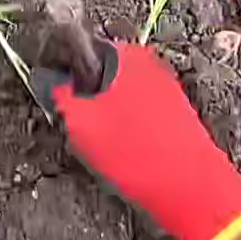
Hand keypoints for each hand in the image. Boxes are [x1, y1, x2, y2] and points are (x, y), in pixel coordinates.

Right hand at [32, 41, 240, 239]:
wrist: (192, 188)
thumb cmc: (138, 154)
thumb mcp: (81, 125)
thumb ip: (60, 96)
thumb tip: (48, 81)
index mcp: (124, 55)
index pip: (78, 51)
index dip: (61, 75)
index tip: (54, 97)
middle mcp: (147, 63)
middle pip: (98, 76)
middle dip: (85, 99)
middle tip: (78, 128)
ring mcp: (164, 87)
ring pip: (116, 96)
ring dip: (104, 116)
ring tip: (105, 145)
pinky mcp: (173, 111)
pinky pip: (135, 113)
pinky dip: (125, 128)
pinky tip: (126, 152)